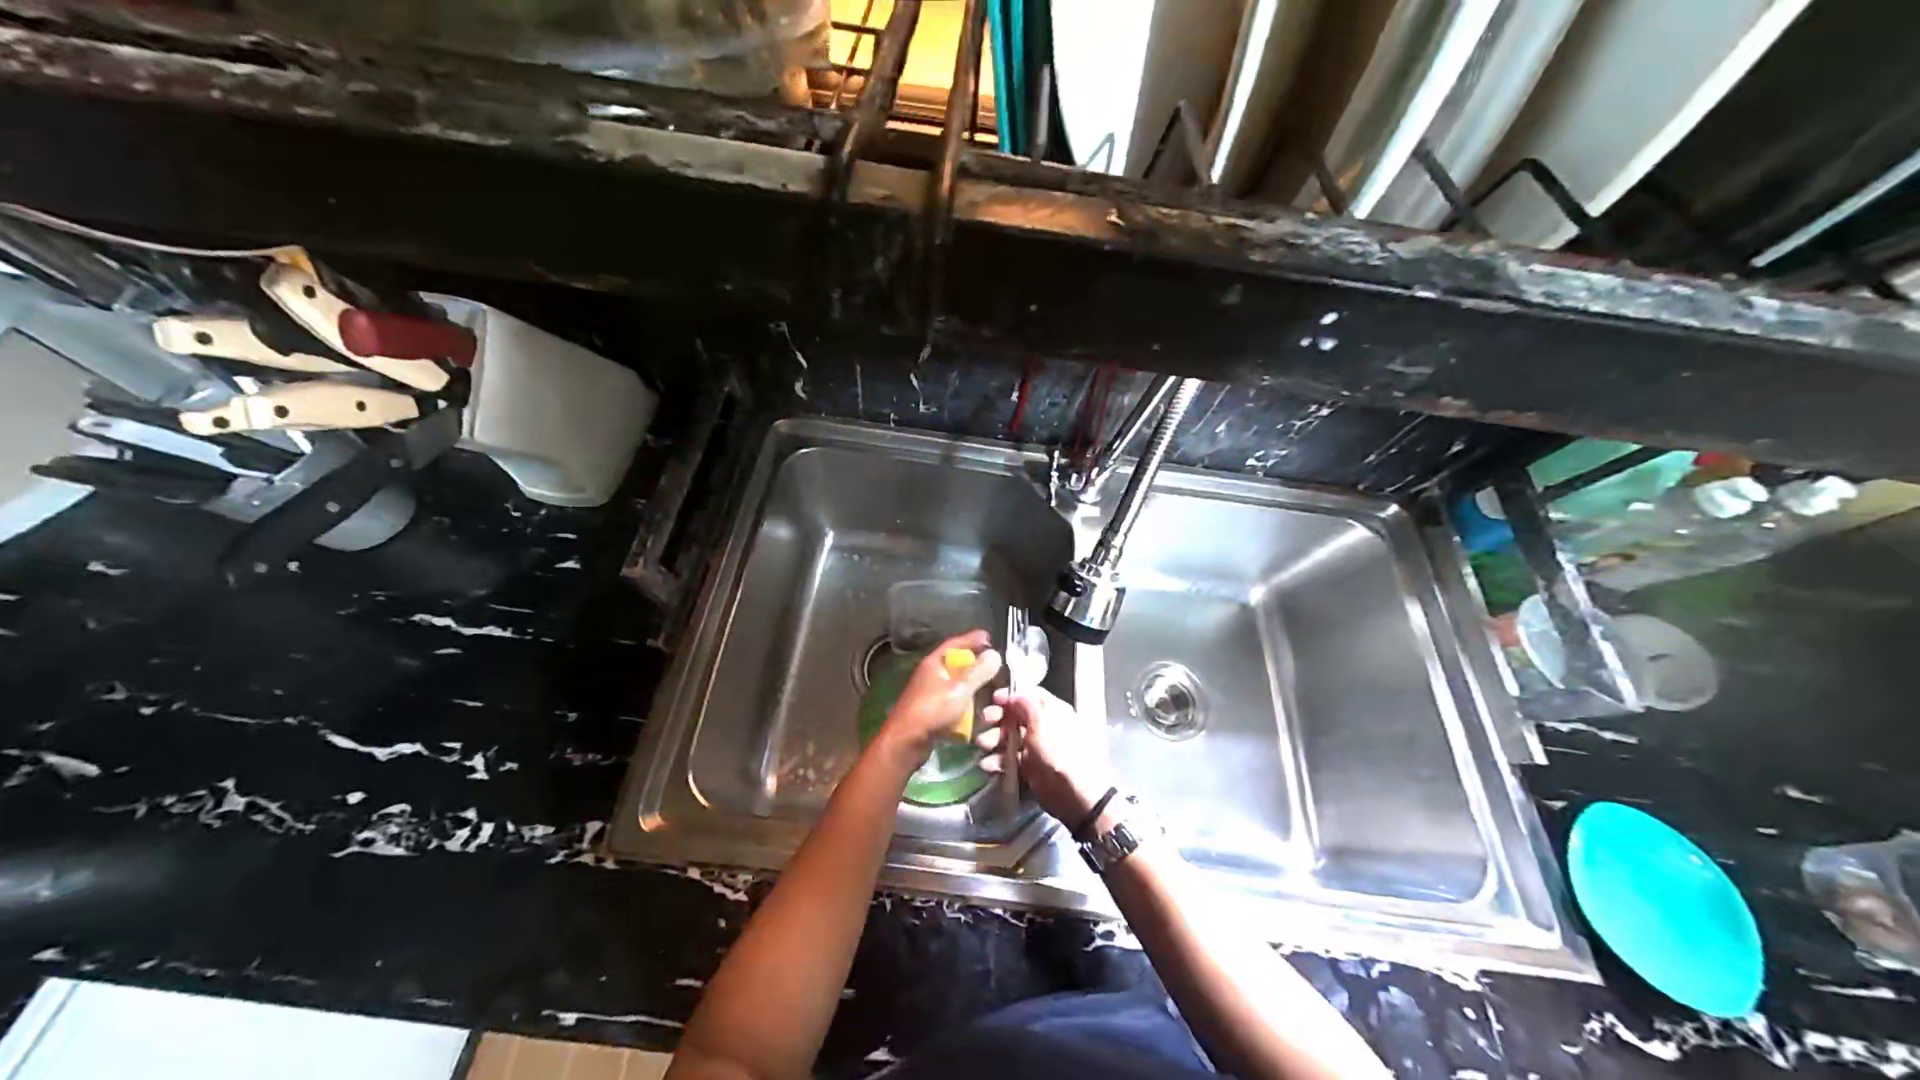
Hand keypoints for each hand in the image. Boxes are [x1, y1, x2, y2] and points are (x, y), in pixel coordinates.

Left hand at [878, 630, 1001, 765]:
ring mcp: (929, 692)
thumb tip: (994, 654)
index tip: (989, 637)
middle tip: (993, 665)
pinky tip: (976, 707)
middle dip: (975, 663)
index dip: (972, 639)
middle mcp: (930, 674)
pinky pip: (953, 699)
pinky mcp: (931, 710)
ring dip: (971, 685)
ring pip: (955, 682)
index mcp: (934, 663)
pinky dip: (964, 701)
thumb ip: (978, 672)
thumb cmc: (932, 711)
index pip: (955, 643)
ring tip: (989, 686)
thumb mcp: (960, 690)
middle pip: (956, 663)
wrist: (906, 742)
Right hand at [976, 686, 1113, 825]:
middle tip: (985, 720)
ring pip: (1009, 739)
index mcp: (1053, 711)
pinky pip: (1010, 761)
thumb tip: (1014, 694)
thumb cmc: (1059, 752)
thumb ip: (1026, 705)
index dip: (1011, 695)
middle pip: (1016, 716)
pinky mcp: (1030, 769)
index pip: (1029, 695)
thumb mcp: (1042, 723)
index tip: (994, 699)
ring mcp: (1036, 749)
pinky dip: (998, 762)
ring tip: (983, 745)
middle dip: (998, 718)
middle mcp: (1044, 727)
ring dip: (994, 741)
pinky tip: (988, 765)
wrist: (1075, 795)